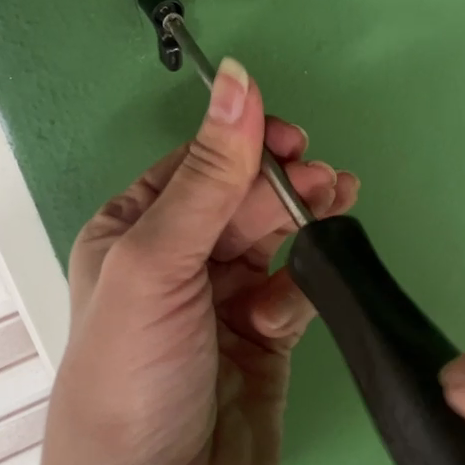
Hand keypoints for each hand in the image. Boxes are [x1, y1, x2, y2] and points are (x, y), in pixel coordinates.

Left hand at [40, 58, 360, 464]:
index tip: (289, 136)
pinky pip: (294, 289)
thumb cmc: (128, 383)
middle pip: (241, 197)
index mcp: (132, 232)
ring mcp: (221, 302)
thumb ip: (210, 173)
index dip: (243, 144)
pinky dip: (304, 284)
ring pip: (274, 237)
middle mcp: (175, 262)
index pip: (198, 165)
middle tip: (319, 180)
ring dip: (304, 220)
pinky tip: (301, 293)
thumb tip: (237, 80)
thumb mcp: (159, 263)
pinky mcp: (263, 340)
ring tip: (336, 202)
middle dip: (281, 184)